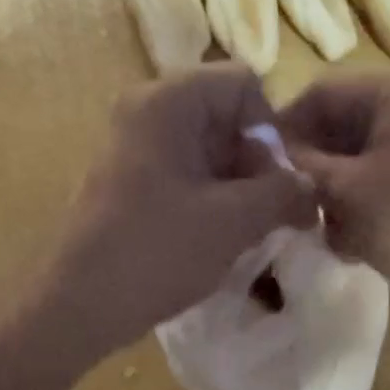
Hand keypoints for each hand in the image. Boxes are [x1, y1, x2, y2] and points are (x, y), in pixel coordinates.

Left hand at [45, 65, 317, 356]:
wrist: (78, 305)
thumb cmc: (156, 252)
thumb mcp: (234, 222)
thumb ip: (284, 194)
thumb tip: (311, 188)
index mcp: (168, 101)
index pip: (244, 84)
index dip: (270, 131)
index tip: (274, 183)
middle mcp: (146, 110)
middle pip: (225, 115)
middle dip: (256, 163)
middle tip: (269, 214)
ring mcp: (133, 146)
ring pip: (207, 149)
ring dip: (237, 186)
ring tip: (247, 232)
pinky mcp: (128, 181)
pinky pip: (184, 172)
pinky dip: (210, 199)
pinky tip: (217, 239)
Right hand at [276, 78, 389, 297]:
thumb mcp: (348, 192)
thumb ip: (301, 166)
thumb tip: (264, 153)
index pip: (321, 92)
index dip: (285, 125)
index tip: (256, 165)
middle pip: (336, 129)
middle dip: (311, 169)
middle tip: (286, 203)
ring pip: (351, 163)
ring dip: (331, 197)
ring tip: (323, 231)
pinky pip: (372, 186)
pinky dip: (355, 211)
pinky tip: (350, 244)